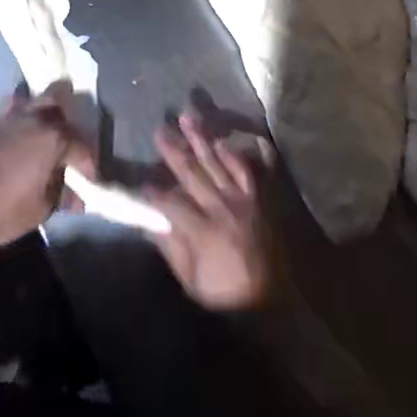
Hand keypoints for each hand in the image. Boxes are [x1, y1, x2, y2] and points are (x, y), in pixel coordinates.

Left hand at [0, 82, 94, 249]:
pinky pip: (14, 105)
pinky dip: (22, 107)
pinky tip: (24, 120)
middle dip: (72, 128)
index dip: (89, 169)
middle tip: (72, 153)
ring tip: (53, 131)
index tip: (90, 187)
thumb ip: (62, 195)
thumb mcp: (43, 208)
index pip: (82, 149)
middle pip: (64, 110)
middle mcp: (38, 120)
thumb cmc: (6, 208)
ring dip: (50, 111)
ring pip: (40, 100)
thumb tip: (75, 196)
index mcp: (55, 138)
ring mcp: (15, 118)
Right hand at [149, 113, 274, 309]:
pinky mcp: (259, 198)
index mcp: (201, 231)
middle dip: (173, 150)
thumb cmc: (227, 295)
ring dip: (201, 139)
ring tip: (187, 116)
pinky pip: (246, 168)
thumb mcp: (192, 283)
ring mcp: (242, 199)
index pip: (170, 202)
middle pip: (192, 172)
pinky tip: (221, 139)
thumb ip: (171, 249)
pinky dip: (234, 152)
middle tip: (159, 129)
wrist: (275, 300)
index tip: (142, 182)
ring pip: (217, 162)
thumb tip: (151, 223)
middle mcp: (221, 208)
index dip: (154, 190)